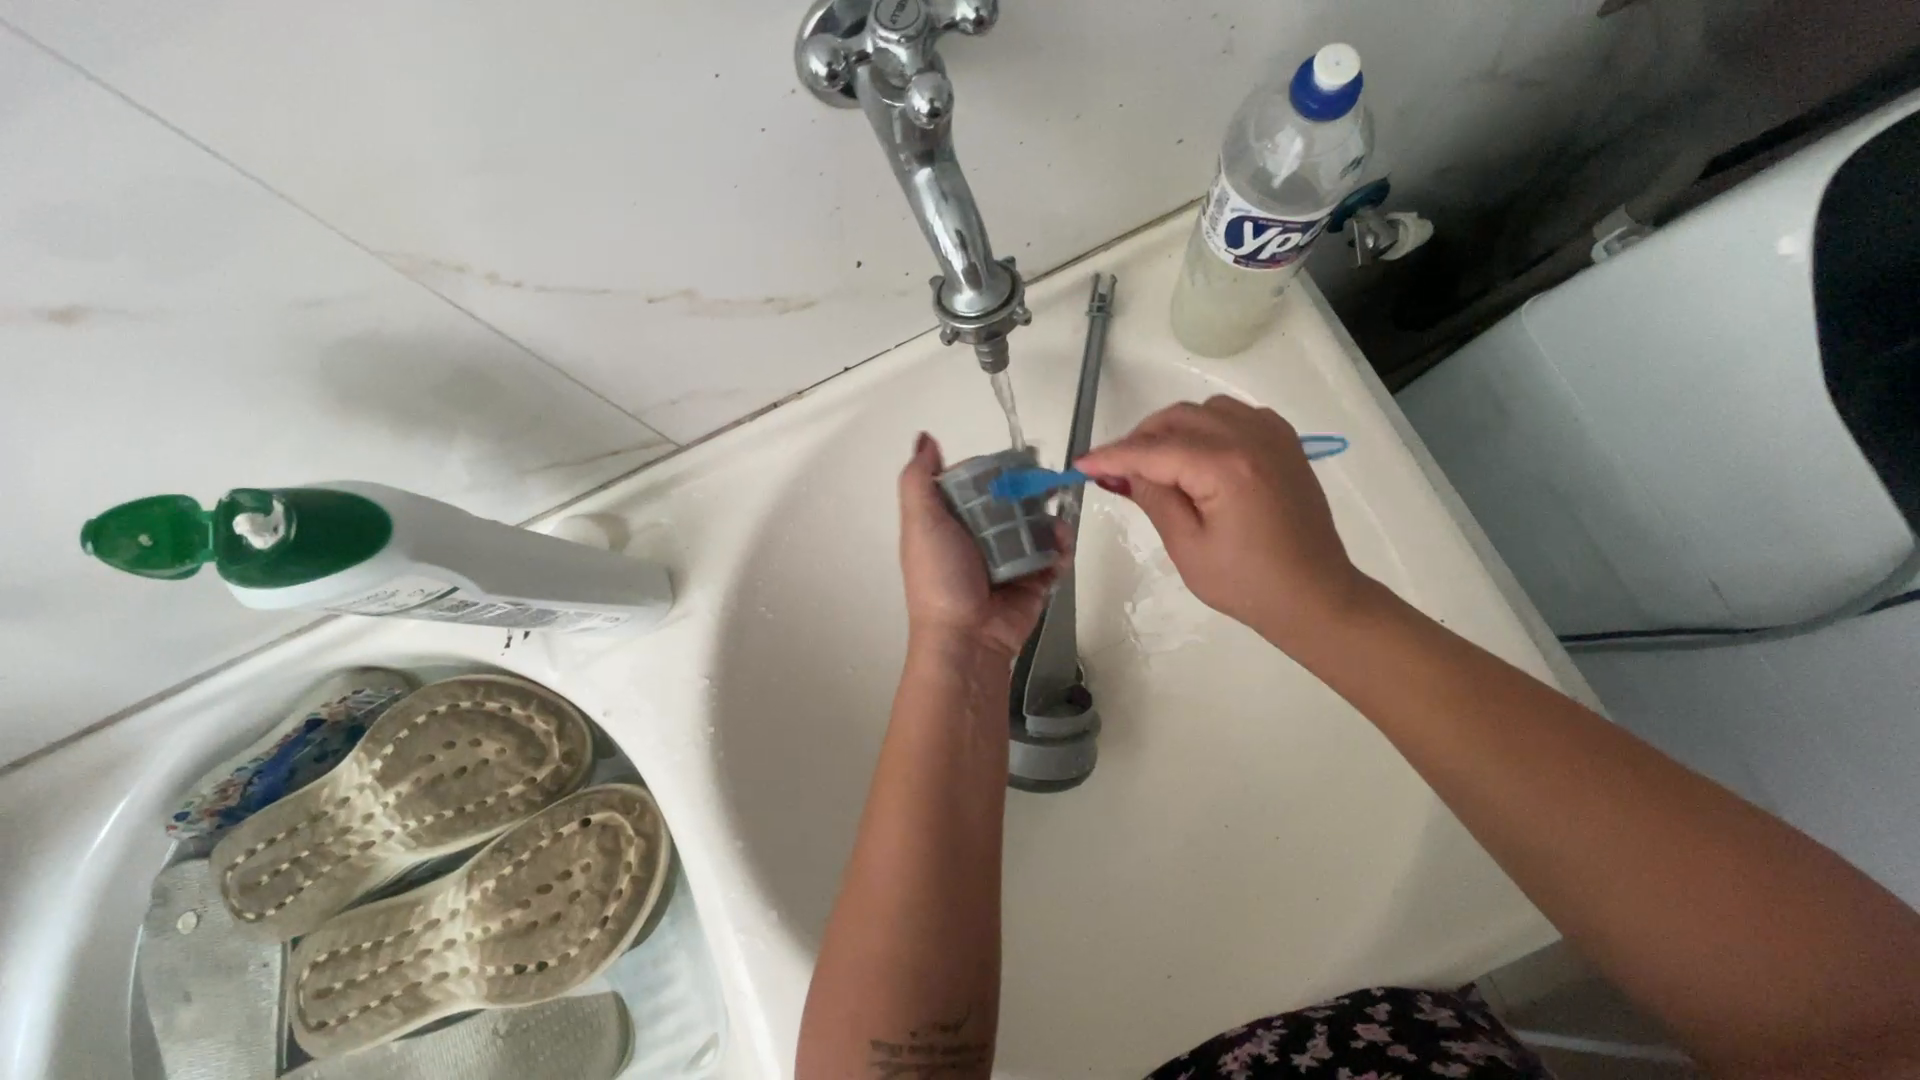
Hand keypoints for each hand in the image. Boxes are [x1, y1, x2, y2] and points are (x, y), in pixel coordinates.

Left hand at [898, 433, 1060, 658]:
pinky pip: (1054, 556)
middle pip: (1012, 503)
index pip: (976, 484)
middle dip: (1032, 492)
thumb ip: (920, 480)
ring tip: (1056, 524)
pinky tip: (1061, 545)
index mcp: (950, 522)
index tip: (1014, 462)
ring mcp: (1010, 560)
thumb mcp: (920, 522)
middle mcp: (980, 538)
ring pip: (1038, 527)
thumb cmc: (940, 577)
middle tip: (1048, 484)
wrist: (966, 638)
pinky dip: (1061, 548)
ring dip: (1051, 520)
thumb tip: (925, 437)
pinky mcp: (1034, 581)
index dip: (994, 471)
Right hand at [1075, 396, 1363, 646]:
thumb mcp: (1188, 546)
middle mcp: (1250, 438)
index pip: (1153, 450)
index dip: (1113, 456)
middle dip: (1139, 440)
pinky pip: (1233, 416)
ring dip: (1171, 430)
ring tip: (1153, 465)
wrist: (1314, 595)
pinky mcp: (1283, 442)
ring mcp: (1272, 435)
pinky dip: (1205, 427)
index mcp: (1225, 467)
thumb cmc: (1247, 584)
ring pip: (1203, 411)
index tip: (1081, 464)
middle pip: (1176, 419)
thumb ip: (1153, 499)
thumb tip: (1120, 471)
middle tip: (1116, 472)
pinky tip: (1195, 456)